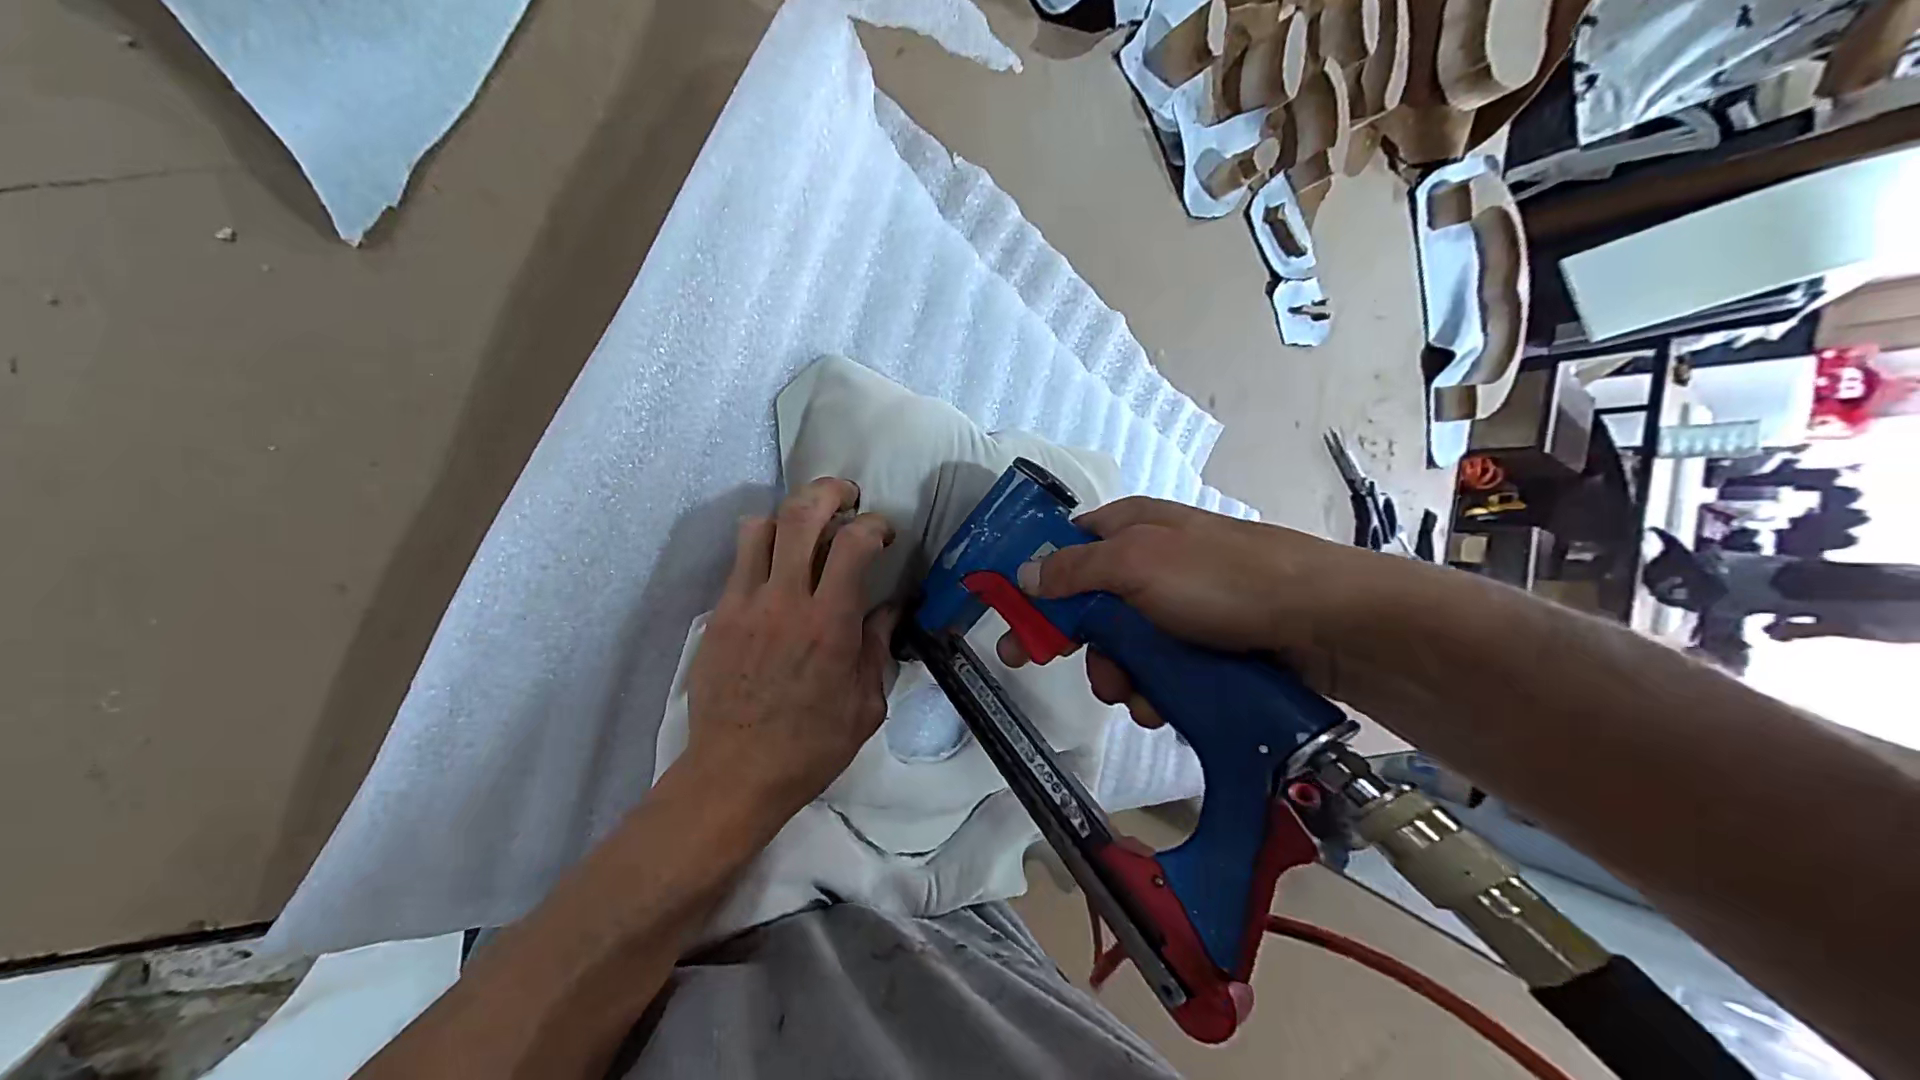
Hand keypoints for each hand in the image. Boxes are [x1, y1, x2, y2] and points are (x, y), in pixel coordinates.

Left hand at [683, 477, 900, 823]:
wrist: (735, 772)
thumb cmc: (811, 746)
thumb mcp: (866, 704)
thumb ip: (878, 646)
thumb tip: (890, 607)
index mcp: (831, 624)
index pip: (854, 542)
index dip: (875, 524)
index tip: (884, 534)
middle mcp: (786, 601)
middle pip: (802, 514)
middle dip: (830, 492)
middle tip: (847, 498)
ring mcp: (745, 604)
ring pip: (761, 526)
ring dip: (790, 515)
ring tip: (807, 529)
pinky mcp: (718, 615)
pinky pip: (739, 560)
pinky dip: (763, 547)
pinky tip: (778, 568)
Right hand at [995, 496, 1408, 725]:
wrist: (1322, 622)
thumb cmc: (1220, 581)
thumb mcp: (1137, 565)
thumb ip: (1074, 570)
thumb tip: (1024, 574)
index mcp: (1127, 527)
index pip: (1061, 550)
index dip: (1033, 586)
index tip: (1011, 623)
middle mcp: (1148, 561)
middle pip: (1087, 606)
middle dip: (1082, 646)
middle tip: (1074, 674)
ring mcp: (1177, 604)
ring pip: (1121, 645)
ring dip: (1121, 676)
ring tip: (1139, 697)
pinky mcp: (1202, 641)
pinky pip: (1157, 667)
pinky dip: (1153, 689)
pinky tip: (1163, 705)